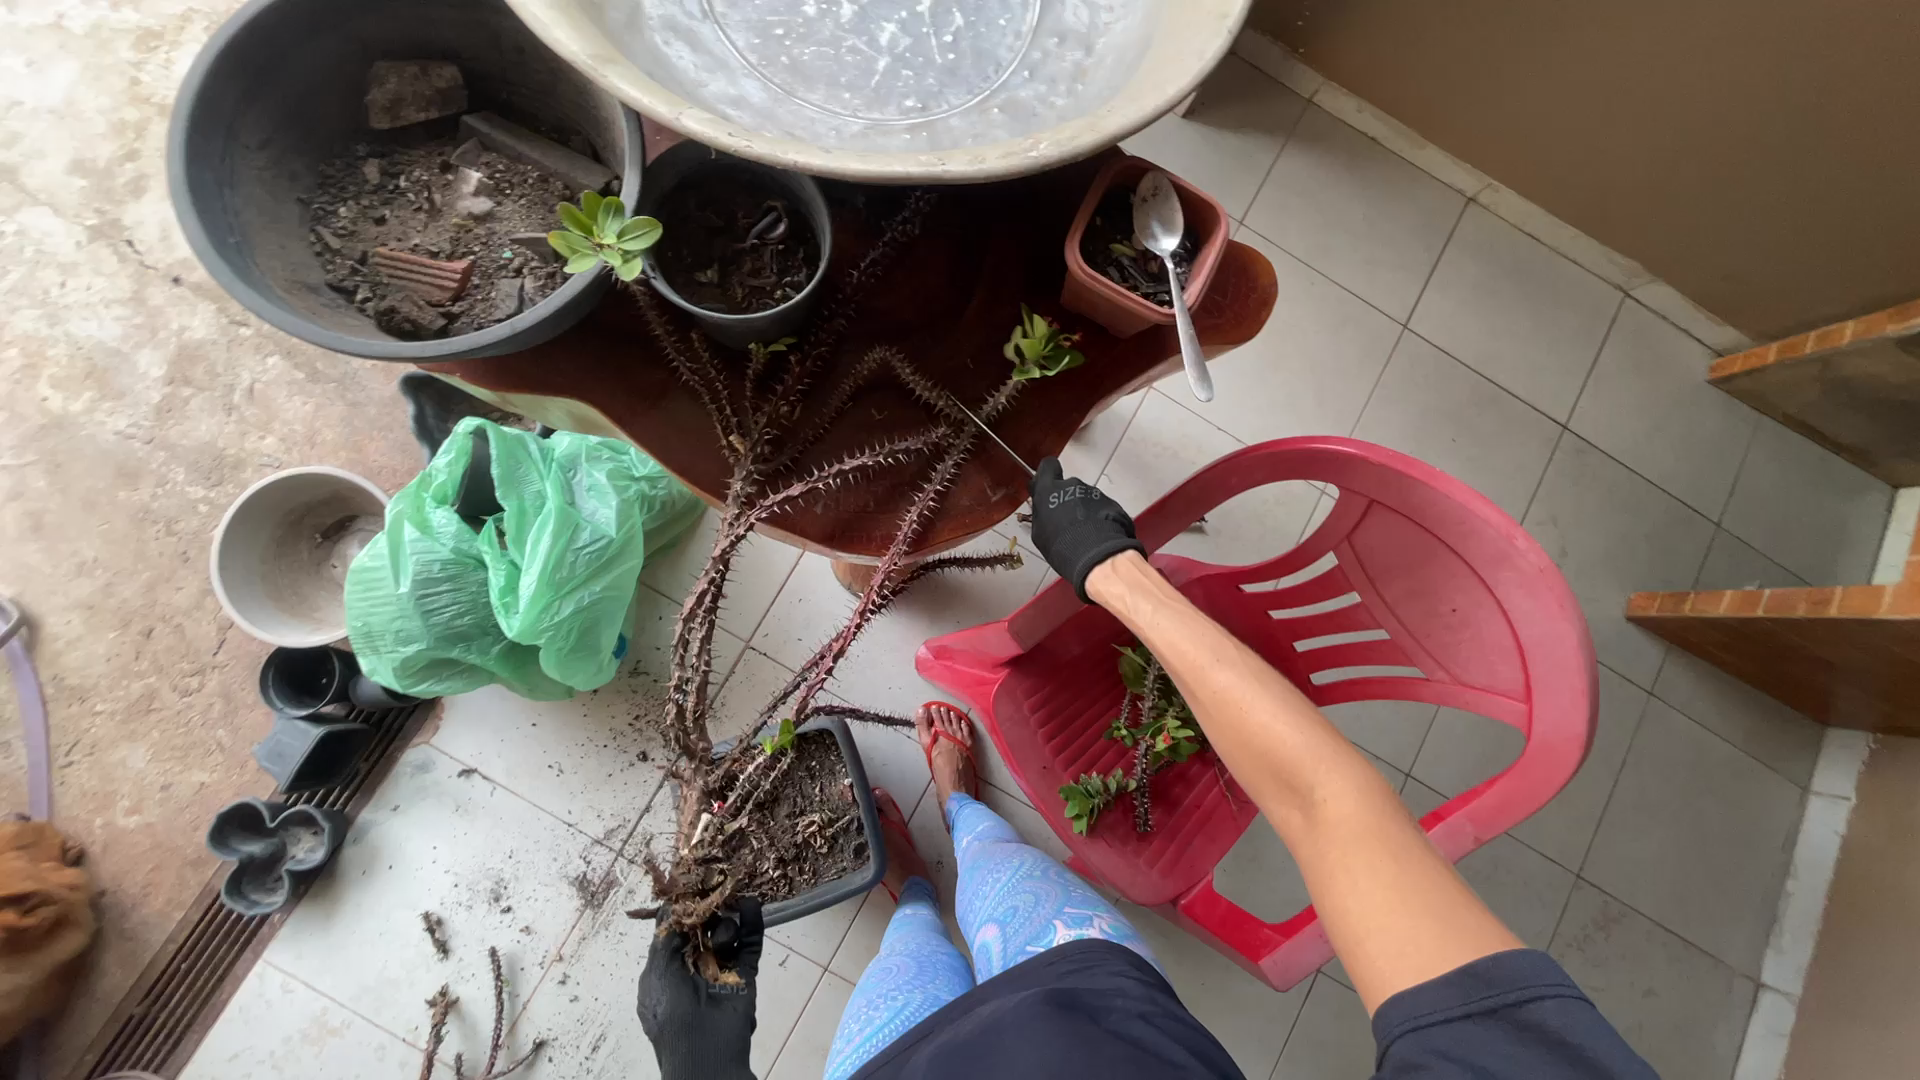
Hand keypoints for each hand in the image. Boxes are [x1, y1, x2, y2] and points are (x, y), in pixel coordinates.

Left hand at [637, 899, 762, 1079]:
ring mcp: (721, 969)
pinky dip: (753, 922)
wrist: (705, 1054)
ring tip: (726, 922)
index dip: (683, 909)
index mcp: (667, 970)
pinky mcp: (745, 973)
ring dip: (726, 921)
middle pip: (703, 928)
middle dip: (708, 909)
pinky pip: (750, 943)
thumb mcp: (658, 975)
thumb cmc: (672, 1014)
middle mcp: (693, 966)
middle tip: (714, 888)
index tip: (692, 883)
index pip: (675, 931)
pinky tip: (752, 904)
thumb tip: (672, 904)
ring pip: (726, 932)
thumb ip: (665, 937)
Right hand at [1027, 457, 1144, 602]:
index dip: (1048, 473)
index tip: (1048, 485)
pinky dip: (1100, 518)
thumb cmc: (1059, 544)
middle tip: (1069, 521)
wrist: (1095, 554)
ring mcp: (1094, 492)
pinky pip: (1102, 508)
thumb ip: (1041, 513)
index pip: (1048, 466)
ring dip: (1085, 510)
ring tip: (1086, 532)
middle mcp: (1072, 484)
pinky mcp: (1111, 502)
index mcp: (1049, 489)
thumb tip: (1042, 507)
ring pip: (1086, 498)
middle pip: (1068, 485)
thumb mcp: (1039, 532)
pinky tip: (1098, 535)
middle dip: (1068, 499)